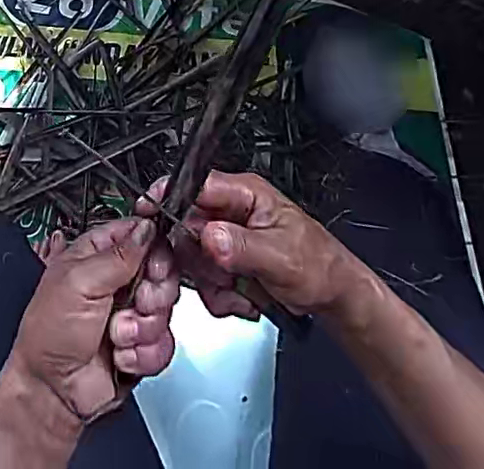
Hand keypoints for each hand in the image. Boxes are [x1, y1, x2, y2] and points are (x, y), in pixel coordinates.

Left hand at [7, 216, 175, 421]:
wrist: (50, 391)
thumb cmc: (48, 333)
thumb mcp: (78, 282)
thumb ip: (118, 255)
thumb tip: (147, 228)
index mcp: (100, 253)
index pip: (142, 233)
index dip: (155, 247)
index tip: (152, 264)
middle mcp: (120, 278)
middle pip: (163, 270)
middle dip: (154, 292)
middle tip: (136, 302)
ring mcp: (133, 310)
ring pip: (166, 308)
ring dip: (142, 327)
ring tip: (116, 333)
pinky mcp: (142, 342)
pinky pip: (164, 342)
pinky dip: (143, 353)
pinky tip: (121, 354)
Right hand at [141, 171, 365, 319]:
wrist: (332, 294)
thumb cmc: (318, 264)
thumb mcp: (281, 257)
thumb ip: (242, 246)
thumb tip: (209, 236)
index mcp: (245, 193)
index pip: (196, 185)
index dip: (170, 197)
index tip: (151, 213)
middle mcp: (232, 210)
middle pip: (186, 225)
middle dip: (199, 258)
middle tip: (221, 275)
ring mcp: (227, 236)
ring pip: (192, 256)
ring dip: (212, 282)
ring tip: (241, 289)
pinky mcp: (225, 259)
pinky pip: (202, 277)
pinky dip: (218, 295)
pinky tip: (242, 297)